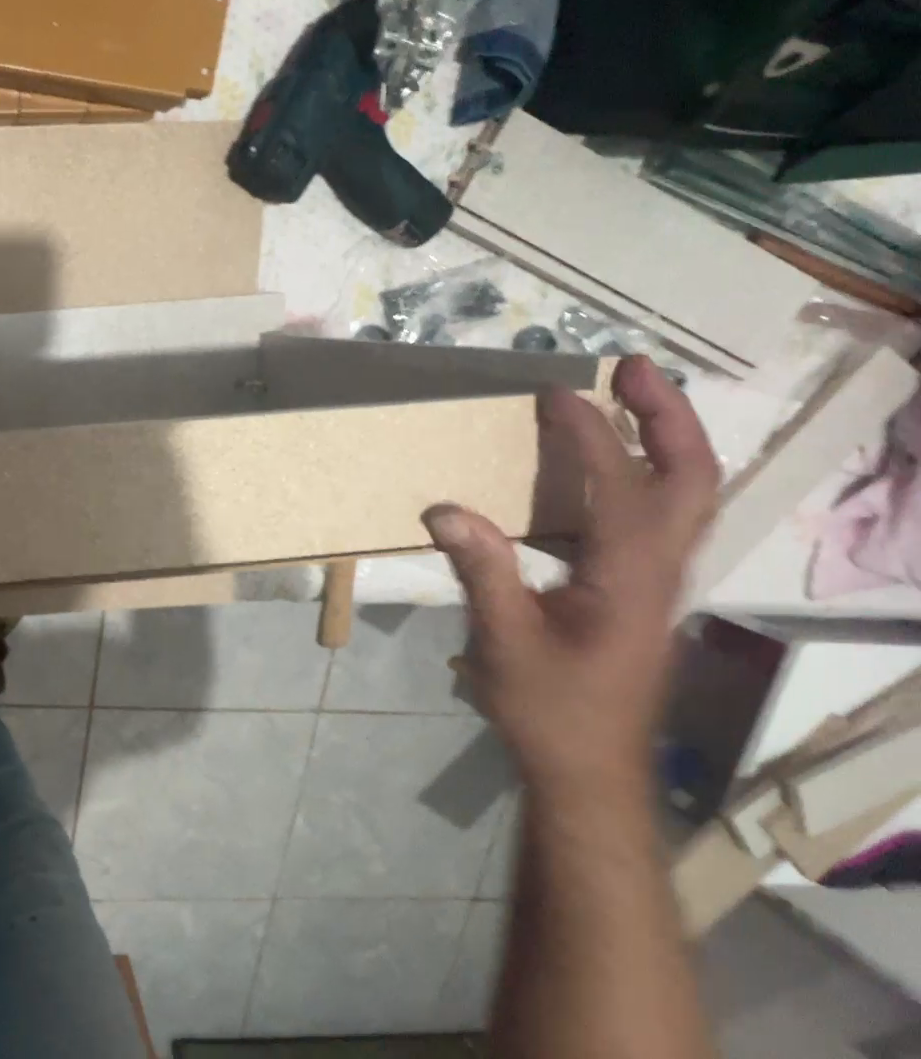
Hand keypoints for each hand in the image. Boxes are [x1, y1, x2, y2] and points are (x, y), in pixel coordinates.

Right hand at [423, 356, 719, 797]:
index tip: (555, 394)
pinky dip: (649, 473)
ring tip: (628, 400)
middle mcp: (661, 570)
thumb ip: (482, 572)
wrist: (590, 768)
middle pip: (692, 475)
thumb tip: (445, 510)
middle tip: (627, 369)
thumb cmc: (548, 709)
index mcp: (629, 578)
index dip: (590, 435)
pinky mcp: (645, 591)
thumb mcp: (503, 643)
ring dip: (666, 438)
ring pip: (689, 493)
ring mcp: (661, 581)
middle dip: (665, 415)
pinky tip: (611, 469)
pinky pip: (663, 515)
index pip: (621, 486)